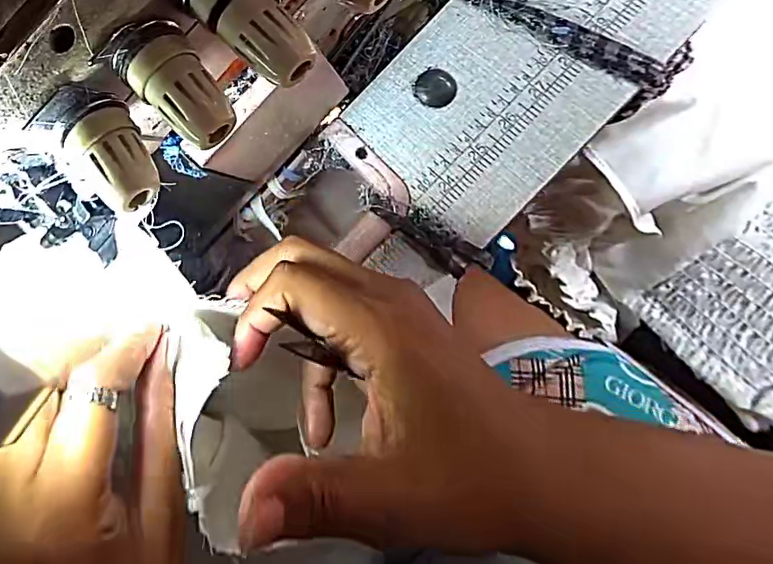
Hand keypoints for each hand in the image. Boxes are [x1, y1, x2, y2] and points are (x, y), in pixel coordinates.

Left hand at [0, 326, 182, 563]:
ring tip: (85, 368)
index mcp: (60, 500)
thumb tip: (162, 362)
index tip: (148, 332)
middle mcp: (1, 494)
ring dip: (46, 367)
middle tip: (119, 347)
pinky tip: (44, 402)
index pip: (91, 384)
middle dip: (83, 347)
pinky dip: (14, 401)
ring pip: (2, 392)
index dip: (126, 347)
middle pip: (36, 376)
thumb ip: (159, 431)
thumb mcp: (155, 522)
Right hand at [226, 238, 547, 553]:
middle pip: (305, 257)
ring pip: (323, 280)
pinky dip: (320, 347)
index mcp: (378, 323)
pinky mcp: (405, 324)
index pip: (294, 279)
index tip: (243, 362)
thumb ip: (313, 497)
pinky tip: (326, 415)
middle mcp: (386, 299)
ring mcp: (399, 307)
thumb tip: (247, 515)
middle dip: (260, 287)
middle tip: (234, 328)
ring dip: (289, 319)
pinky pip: (344, 311)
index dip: (256, 313)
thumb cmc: (474, 475)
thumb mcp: (387, 495)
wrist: (539, 469)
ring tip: (271, 375)